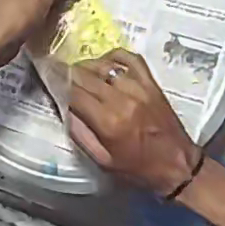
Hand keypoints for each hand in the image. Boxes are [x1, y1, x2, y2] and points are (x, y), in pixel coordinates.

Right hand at [67, 49, 203, 197]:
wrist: (177, 164)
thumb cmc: (137, 168)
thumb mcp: (102, 160)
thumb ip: (80, 133)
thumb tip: (64, 109)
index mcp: (107, 121)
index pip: (73, 92)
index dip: (56, 81)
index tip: (47, 76)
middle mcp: (121, 99)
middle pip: (85, 75)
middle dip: (67, 72)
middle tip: (57, 71)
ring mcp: (138, 87)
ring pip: (104, 64)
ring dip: (87, 65)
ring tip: (79, 71)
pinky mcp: (151, 83)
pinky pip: (129, 58)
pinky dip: (114, 57)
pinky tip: (105, 62)